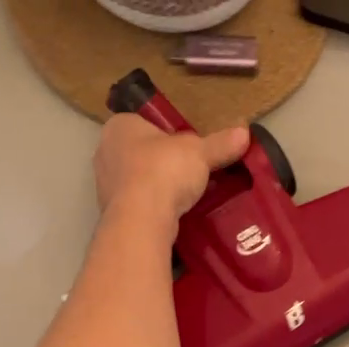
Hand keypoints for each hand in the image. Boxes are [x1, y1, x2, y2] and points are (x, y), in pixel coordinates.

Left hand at [95, 114, 249, 224]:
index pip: (145, 125)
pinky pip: (136, 208)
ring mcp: (104, 184)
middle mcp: (105, 151)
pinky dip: (151, 212)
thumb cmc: (164, 171)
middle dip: (161, 165)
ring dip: (156, 190)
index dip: (167, 137)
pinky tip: (169, 219)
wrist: (141, 219)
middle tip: (188, 178)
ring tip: (182, 202)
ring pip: (136, 183)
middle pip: (140, 154)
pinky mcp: (111, 213)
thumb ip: (220, 144)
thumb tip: (244, 132)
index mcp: (121, 125)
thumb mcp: (199, 153)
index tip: (186, 153)